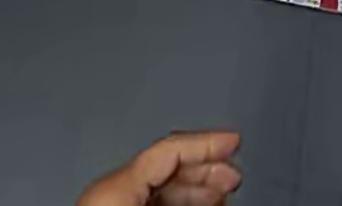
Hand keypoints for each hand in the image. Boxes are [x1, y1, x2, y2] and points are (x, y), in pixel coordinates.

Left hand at [77, 131, 242, 205]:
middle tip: (234, 174)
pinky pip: (148, 202)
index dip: (207, 143)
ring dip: (194, 191)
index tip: (234, 141)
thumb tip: (219, 199)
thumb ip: (189, 202)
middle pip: (166, 166)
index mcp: (115, 186)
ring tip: (222, 197)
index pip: (170, 149)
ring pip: (159, 187)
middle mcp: (109, 190)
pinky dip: (175, 204)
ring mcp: (107, 205)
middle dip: (204, 170)